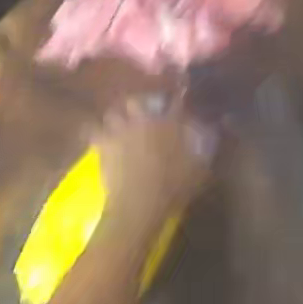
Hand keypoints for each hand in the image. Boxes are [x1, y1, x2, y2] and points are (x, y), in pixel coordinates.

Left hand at [95, 97, 214, 236]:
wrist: (140, 204)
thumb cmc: (172, 189)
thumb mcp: (199, 171)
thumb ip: (204, 150)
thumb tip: (210, 135)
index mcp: (169, 123)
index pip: (173, 102)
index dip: (174, 99)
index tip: (175, 99)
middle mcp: (144, 119)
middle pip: (136, 101)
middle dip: (136, 105)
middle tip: (138, 113)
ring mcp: (122, 129)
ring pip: (113, 112)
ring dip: (115, 118)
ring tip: (116, 124)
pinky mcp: (104, 143)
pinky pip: (92, 130)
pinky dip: (92, 131)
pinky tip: (93, 135)